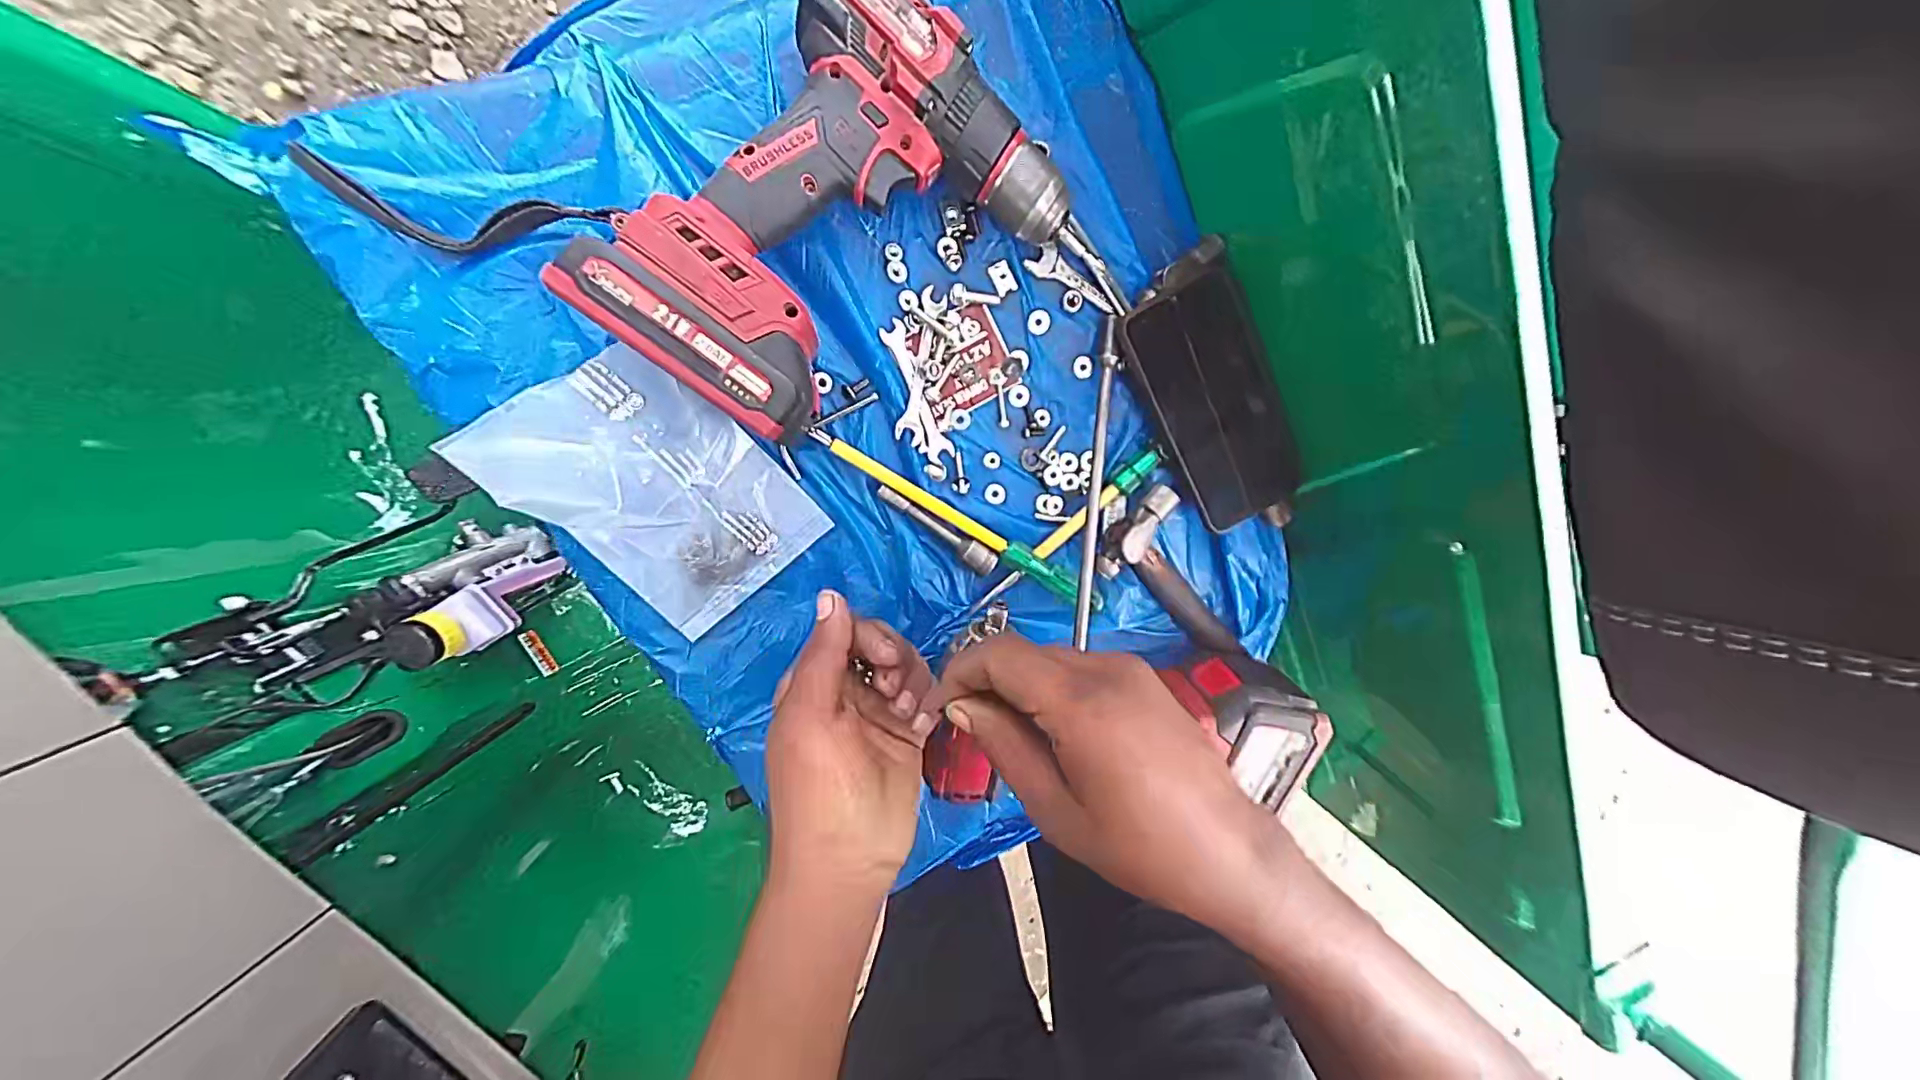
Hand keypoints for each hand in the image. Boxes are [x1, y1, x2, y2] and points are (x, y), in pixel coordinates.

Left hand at [764, 590, 935, 889]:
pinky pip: (926, 696)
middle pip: (880, 645)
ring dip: (914, 682)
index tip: (883, 660)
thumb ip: (823, 653)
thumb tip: (830, 596)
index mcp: (814, 683)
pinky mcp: (908, 734)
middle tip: (894, 692)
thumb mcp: (810, 715)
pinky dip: (929, 702)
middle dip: (894, 659)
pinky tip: (922, 725)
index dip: (868, 636)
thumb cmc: (818, 789)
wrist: (848, 861)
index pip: (845, 632)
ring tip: (907, 715)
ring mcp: (879, 713)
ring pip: (907, 668)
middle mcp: (847, 692)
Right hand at [920, 634, 1296, 940]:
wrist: (1230, 851)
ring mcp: (1129, 667)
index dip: (960, 671)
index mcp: (1081, 700)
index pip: (998, 653)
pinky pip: (1079, 667)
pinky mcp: (1143, 676)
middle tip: (974, 728)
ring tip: (1015, 735)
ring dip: (1019, 684)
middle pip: (1022, 652)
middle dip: (987, 680)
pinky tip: (1055, 729)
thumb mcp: (1056, 809)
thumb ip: (1004, 746)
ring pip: (1049, 657)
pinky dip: (1051, 687)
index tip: (946, 708)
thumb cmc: (1141, 846)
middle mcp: (1105, 667)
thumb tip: (964, 705)